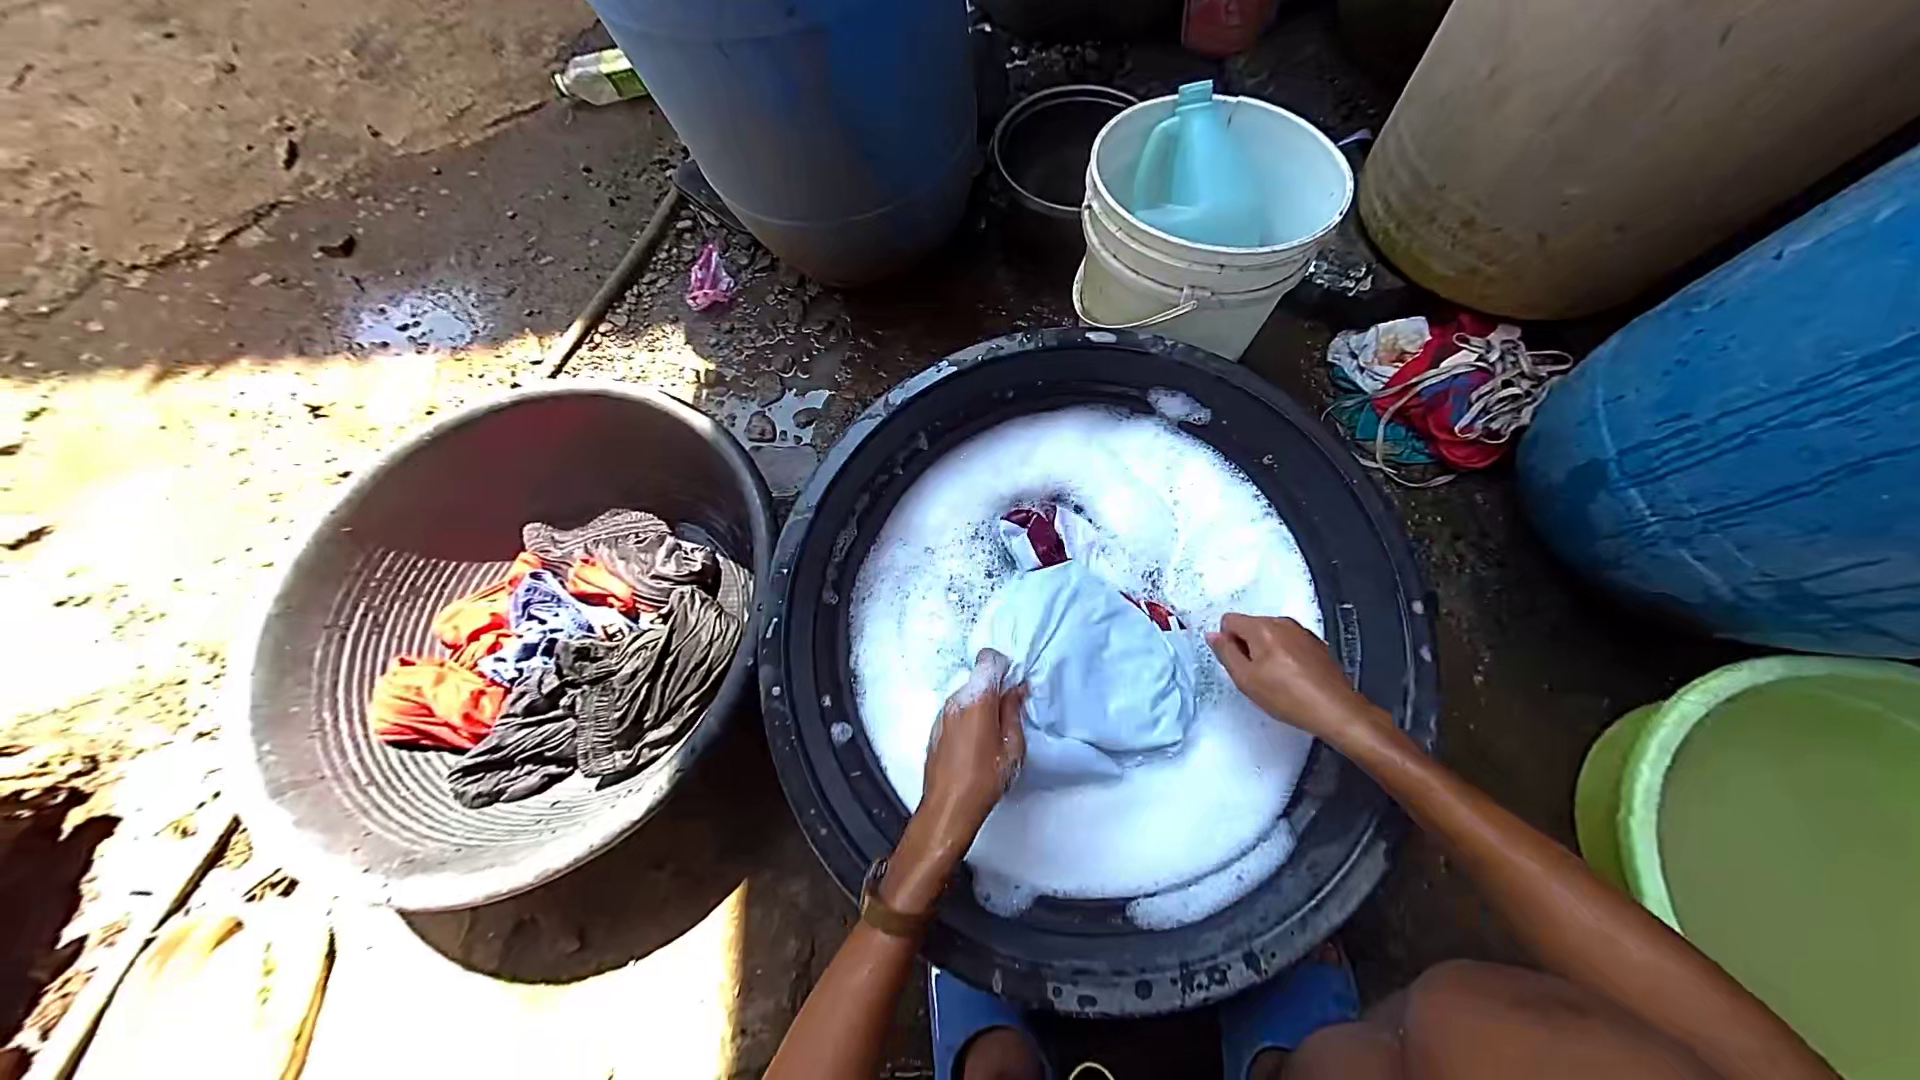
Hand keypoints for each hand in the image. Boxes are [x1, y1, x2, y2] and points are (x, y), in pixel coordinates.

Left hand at [920, 648, 1027, 839]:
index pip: (988, 659)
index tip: (1013, 683)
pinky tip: (977, 742)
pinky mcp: (935, 728)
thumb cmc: (983, 779)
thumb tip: (1016, 690)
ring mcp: (942, 714)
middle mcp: (955, 700)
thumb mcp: (1012, 746)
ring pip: (966, 695)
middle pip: (978, 678)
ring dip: (981, 704)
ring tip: (994, 733)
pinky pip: (956, 712)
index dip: (1004, 666)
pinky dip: (968, 717)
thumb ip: (1014, 711)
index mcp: (977, 699)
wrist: (949, 807)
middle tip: (1010, 712)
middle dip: (995, 689)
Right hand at [1207, 614, 1392, 746]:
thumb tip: (1214, 636)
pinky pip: (1288, 642)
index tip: (1236, 661)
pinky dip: (1283, 656)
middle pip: (1250, 626)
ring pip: (1269, 635)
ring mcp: (1302, 632)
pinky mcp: (1315, 644)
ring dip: (1265, 652)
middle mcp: (1283, 623)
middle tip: (1253, 674)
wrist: (1336, 710)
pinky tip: (1290, 679)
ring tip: (1273, 679)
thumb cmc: (1292, 698)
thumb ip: (1225, 652)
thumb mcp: (1245, 679)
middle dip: (1246, 646)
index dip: (1227, 641)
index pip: (1229, 620)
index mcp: (1263, 628)